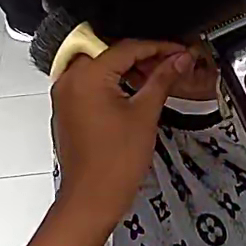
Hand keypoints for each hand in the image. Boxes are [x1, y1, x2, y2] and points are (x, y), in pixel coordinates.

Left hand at [51, 40, 191, 234]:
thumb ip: (162, 80)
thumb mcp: (145, 113)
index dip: (159, 47)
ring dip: (129, 69)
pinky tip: (138, 92)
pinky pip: (92, 84)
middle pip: (111, 53)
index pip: (127, 48)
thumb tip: (178, 60)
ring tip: (159, 78)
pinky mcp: (69, 110)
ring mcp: (66, 96)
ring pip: (101, 67)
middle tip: (171, 63)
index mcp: (86, 77)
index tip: (179, 52)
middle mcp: (69, 81)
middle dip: (144, 56)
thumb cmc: (114, 163)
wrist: (93, 198)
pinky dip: (114, 82)